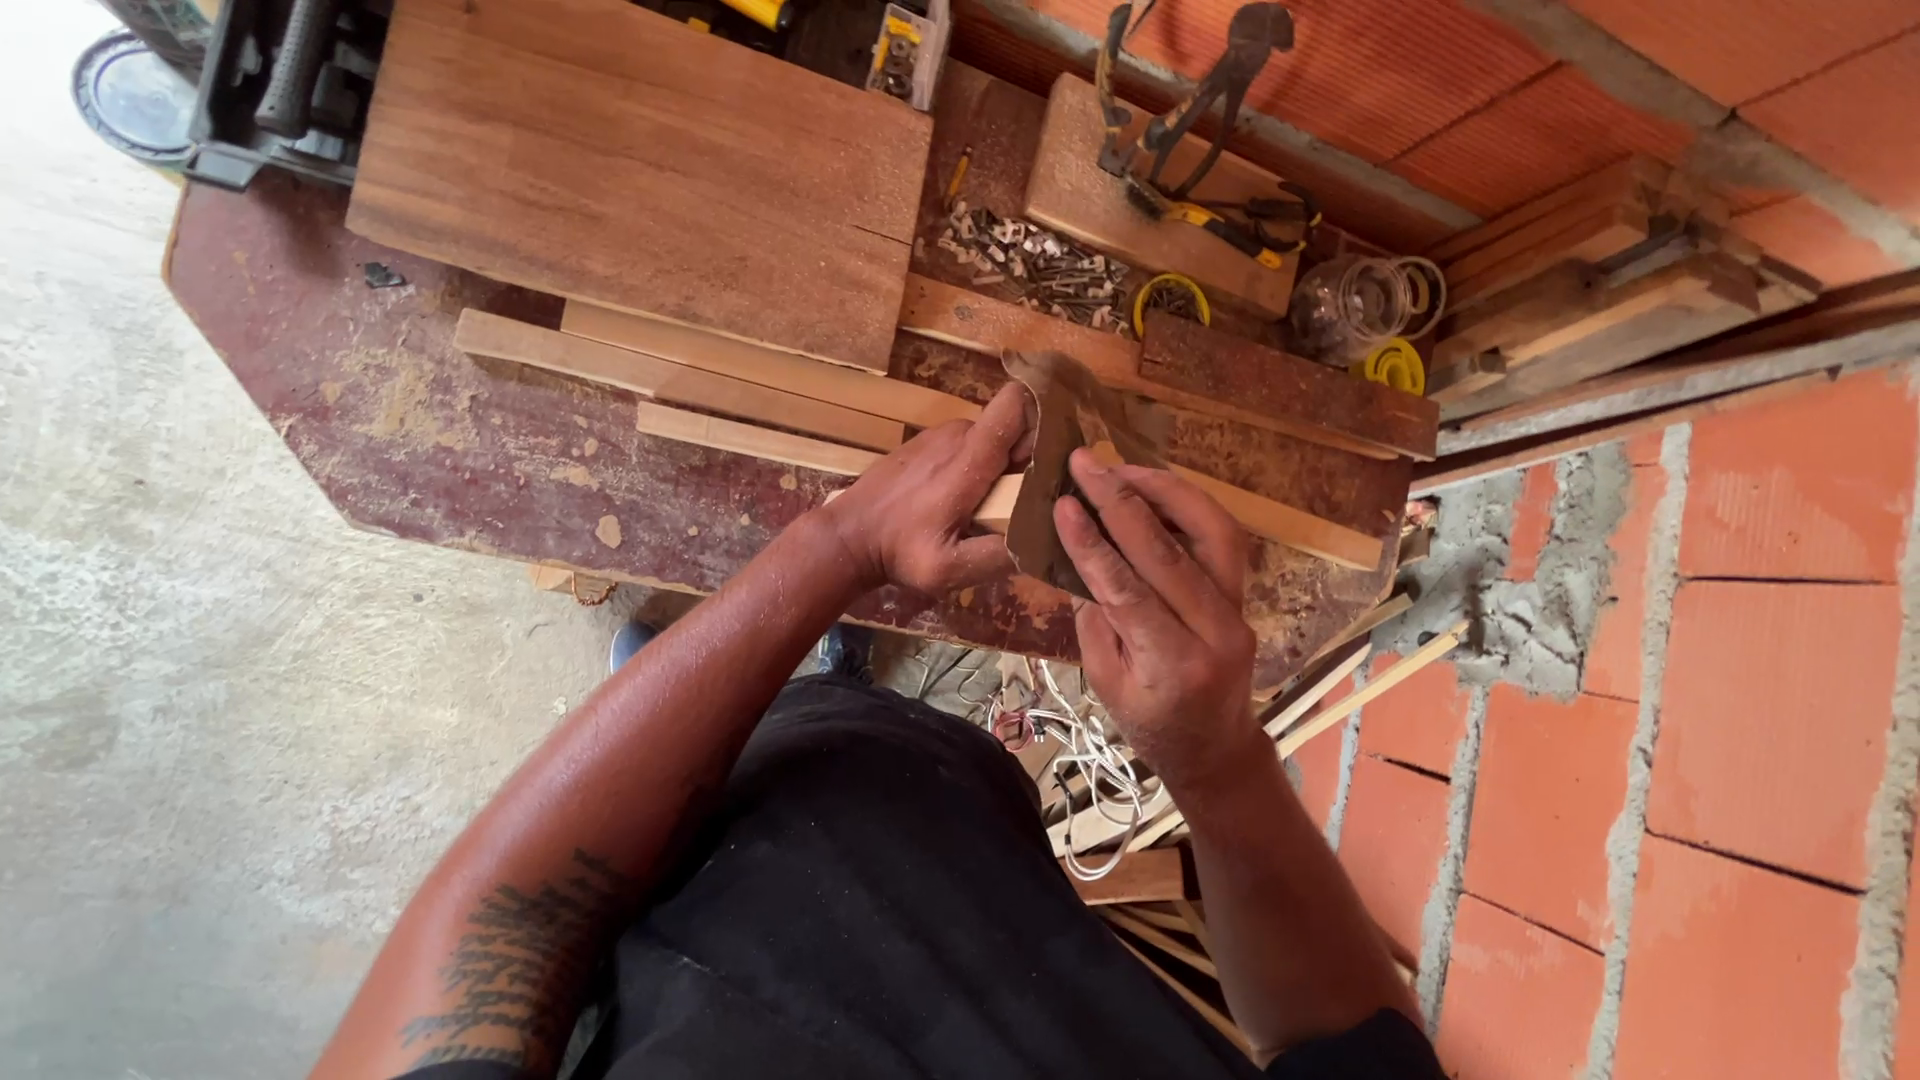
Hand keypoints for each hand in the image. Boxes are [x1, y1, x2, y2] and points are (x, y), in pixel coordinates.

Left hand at [817, 381, 1029, 595]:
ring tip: (996, 510)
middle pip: (1014, 429)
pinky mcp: (928, 443)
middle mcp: (958, 434)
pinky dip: (980, 468)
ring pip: (993, 440)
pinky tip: (967, 503)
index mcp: (969, 457)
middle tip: (1030, 502)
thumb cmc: (899, 551)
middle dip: (1030, 459)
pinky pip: (970, 446)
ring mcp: (940, 435)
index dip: (1045, 419)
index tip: (1060, 453)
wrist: (849, 536)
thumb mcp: (949, 569)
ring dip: (1003, 468)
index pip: (1017, 405)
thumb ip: (998, 556)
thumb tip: (1045, 542)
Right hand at [1054, 448, 1260, 789]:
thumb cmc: (1152, 725)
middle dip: (1121, 500)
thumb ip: (1096, 619)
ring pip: (1212, 530)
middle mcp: (1216, 630)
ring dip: (1165, 489)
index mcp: (1174, 664)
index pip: (1127, 591)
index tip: (1062, 505)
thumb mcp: (1107, 684)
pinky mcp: (1244, 593)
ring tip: (1122, 468)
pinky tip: (1153, 489)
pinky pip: (1221, 536)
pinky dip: (1188, 504)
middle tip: (1085, 463)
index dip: (1091, 545)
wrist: (1217, 747)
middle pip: (1169, 551)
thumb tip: (1081, 555)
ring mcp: (1239, 608)